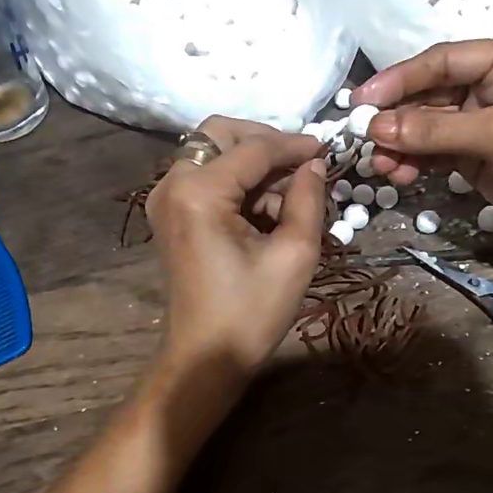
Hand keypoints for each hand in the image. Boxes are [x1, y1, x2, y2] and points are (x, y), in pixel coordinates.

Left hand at [145, 116, 326, 383]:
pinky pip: (206, 178)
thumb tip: (314, 164)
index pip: (253, 148)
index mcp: (198, 192)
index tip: (327, 150)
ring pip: (214, 154)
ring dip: (254, 167)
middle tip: (302, 167)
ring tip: (289, 203)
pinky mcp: (170, 214)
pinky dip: (238, 184)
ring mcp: (166, 199)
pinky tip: (267, 213)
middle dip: (266, 144)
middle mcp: (172, 185)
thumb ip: (308, 198)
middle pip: (221, 135)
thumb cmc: (252, 312)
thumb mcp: (294, 254)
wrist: (206, 357)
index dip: (294, 145)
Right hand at [353, 36, 492, 243]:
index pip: (443, 60)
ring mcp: (483, 123)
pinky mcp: (476, 158)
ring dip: (400, 144)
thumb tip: (376, 127)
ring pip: (426, 126)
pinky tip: (397, 174)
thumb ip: (438, 129)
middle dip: (397, 117)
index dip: (400, 79)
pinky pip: (433, 153)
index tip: (360, 100)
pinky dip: (413, 162)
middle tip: (363, 139)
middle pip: (430, 94)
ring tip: (381, 165)